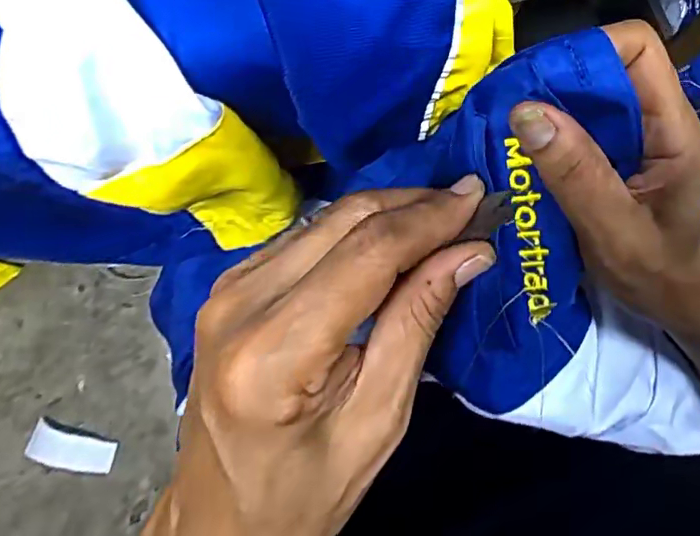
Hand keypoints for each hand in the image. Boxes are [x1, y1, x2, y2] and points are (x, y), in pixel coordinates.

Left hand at [145, 184, 495, 535]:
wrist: (218, 521)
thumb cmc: (305, 485)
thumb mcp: (380, 415)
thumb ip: (420, 319)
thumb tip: (473, 249)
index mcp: (275, 353)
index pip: (370, 252)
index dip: (431, 217)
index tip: (481, 197)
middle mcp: (241, 306)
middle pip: (349, 219)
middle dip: (420, 203)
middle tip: (472, 203)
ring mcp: (229, 289)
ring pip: (333, 214)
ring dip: (396, 208)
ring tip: (445, 219)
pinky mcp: (233, 282)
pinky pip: (315, 229)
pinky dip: (366, 223)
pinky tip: (400, 234)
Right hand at [509, 20, 699, 335]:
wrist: (672, 296)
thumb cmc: (655, 269)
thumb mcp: (614, 229)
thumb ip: (577, 173)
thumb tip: (527, 110)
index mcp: (672, 124)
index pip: (640, 47)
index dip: (593, 48)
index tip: (542, 77)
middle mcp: (657, 114)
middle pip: (610, 61)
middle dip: (560, 73)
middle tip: (510, 100)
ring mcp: (638, 128)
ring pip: (592, 87)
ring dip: (551, 97)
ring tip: (507, 120)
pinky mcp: (617, 145)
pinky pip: (583, 115)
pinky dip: (552, 121)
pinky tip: (522, 142)